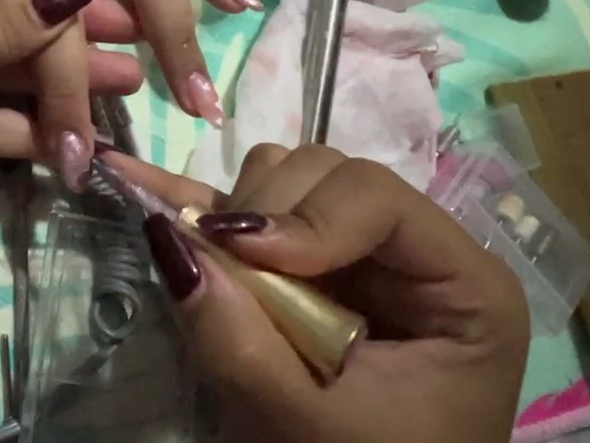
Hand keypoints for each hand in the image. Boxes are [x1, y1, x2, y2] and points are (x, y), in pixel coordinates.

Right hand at [109, 146, 529, 442]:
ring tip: (218, 273)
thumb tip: (168, 240)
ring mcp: (342, 240)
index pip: (377, 195)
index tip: (252, 259)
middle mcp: (403, 244)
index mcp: (457, 281)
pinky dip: (189, 197)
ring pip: (278, 174)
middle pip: (322, 173)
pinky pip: (239, 200)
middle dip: (264, 217)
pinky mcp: (291, 250)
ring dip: (234, 215)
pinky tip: (131, 173)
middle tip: (230, 275)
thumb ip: (244, 345)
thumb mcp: (313, 427)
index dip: (310, 215)